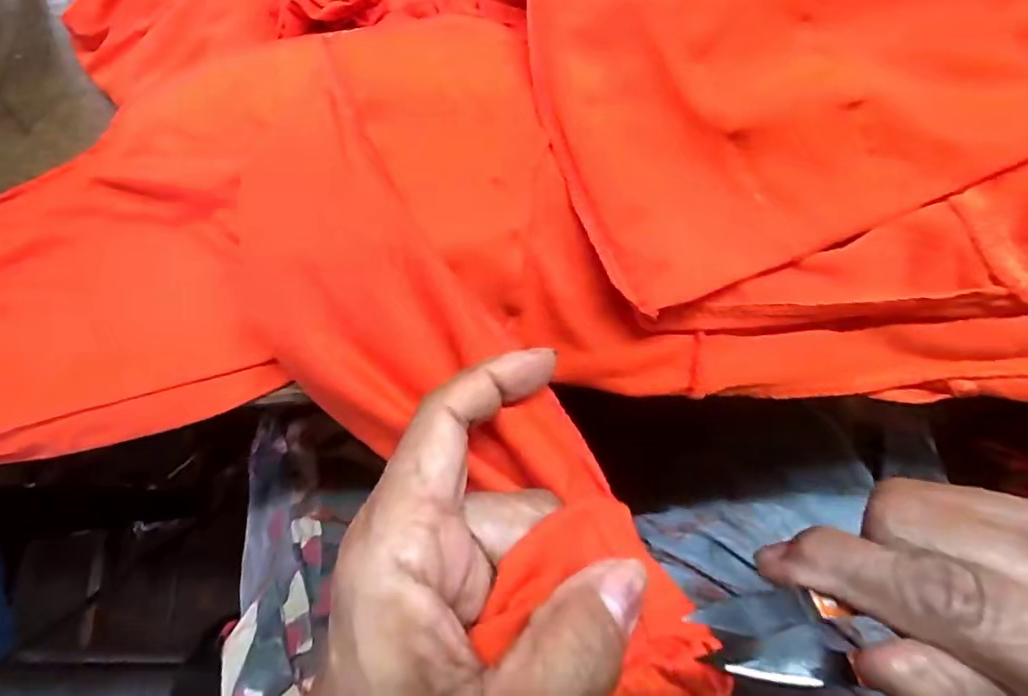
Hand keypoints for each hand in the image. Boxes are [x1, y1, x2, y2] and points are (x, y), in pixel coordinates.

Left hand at [315, 350, 646, 695]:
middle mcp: (418, 542)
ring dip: (565, 597)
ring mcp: (437, 579)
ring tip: (571, 666)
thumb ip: (565, 647)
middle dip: (566, 554)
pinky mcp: (452, 611)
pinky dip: (552, 613)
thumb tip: (627, 576)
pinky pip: (522, 587)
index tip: (548, 362)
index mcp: (400, 540)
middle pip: (514, 507)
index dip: (492, 380)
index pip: (441, 424)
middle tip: (604, 622)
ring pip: (529, 552)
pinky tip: (564, 659)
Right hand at [757, 480, 1027, 695]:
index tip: (773, 563)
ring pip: (955, 495)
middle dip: (872, 549)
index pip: (962, 597)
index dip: (853, 573)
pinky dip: (969, 540)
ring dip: (913, 541)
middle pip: (937, 515)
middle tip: (857, 598)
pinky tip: (992, 583)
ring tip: (918, 589)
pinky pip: (1004, 502)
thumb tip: (864, 652)